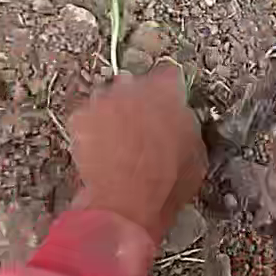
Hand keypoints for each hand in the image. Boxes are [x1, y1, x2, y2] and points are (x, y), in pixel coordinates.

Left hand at [67, 63, 206, 241]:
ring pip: (108, 98)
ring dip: (113, 113)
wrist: (128, 200)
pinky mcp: (80, 118)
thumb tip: (184, 123)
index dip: (169, 90)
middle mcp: (134, 87)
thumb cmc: (165, 181)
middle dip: (137, 100)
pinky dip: (92, 129)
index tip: (169, 100)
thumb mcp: (195, 154)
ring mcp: (104, 100)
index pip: (170, 74)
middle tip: (143, 125)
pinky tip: (102, 150)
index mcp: (169, 91)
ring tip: (120, 141)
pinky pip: (87, 117)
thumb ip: (187, 126)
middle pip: (135, 83)